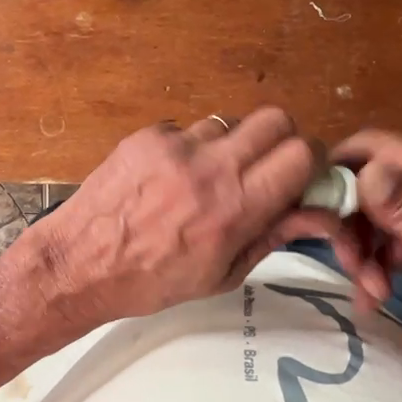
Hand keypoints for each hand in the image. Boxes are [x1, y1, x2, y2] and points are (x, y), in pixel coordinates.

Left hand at [27, 108, 337, 328]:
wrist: (79, 263)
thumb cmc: (153, 282)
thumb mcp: (223, 274)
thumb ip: (274, 235)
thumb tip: (322, 213)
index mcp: (235, 209)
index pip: (301, 154)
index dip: (309, 163)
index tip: (298, 179)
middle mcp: (209, 168)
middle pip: (276, 119)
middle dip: (280, 142)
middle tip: (263, 170)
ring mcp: (175, 146)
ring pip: (230, 122)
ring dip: (230, 146)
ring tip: (206, 180)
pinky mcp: (147, 136)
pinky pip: (188, 130)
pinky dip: (189, 149)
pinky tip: (169, 178)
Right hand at [326, 130, 401, 332]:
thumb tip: (362, 173)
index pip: (373, 146)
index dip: (335, 169)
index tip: (309, 209)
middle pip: (370, 184)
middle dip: (351, 224)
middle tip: (348, 266)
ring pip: (379, 214)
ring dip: (366, 250)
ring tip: (370, 292)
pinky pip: (396, 235)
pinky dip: (383, 261)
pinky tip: (378, 293)